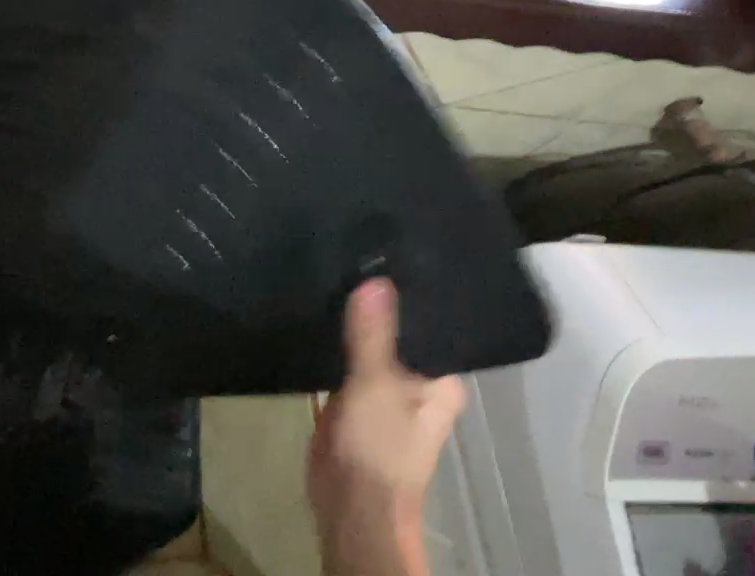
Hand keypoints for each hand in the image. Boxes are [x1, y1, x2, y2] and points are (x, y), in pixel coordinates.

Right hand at [308, 278, 467, 575]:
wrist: (349, 506)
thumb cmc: (378, 449)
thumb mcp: (376, 386)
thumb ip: (373, 335)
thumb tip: (376, 280)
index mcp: (438, 379)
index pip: (426, 322)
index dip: (407, 291)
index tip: (385, 249)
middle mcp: (415, 381)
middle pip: (393, 331)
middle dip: (373, 303)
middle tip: (350, 251)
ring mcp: (381, 390)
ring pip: (366, 344)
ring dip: (350, 321)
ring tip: (330, 268)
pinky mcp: (350, 398)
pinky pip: (343, 361)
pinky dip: (333, 342)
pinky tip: (315, 309)